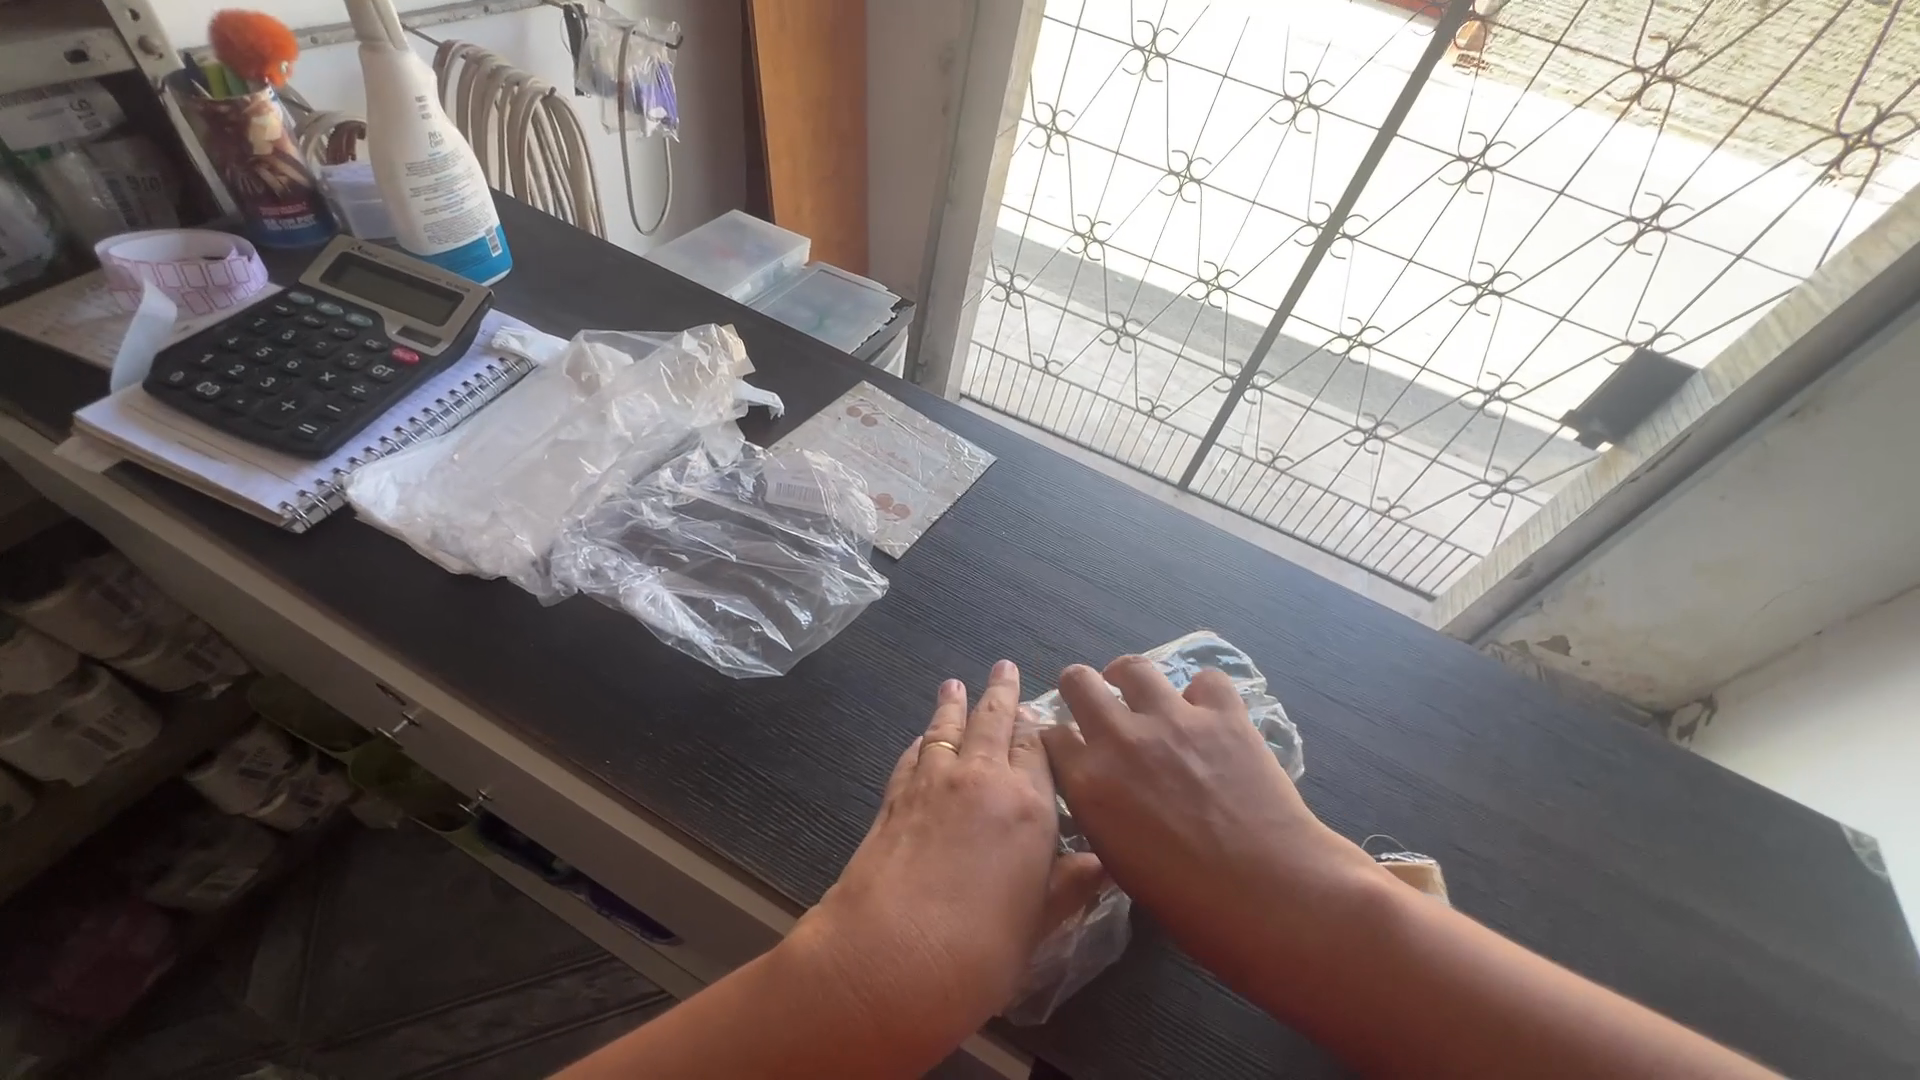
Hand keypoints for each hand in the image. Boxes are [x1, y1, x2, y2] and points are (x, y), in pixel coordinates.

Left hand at [791, 661, 1104, 1050]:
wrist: (890, 957)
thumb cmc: (981, 951)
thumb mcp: (1039, 925)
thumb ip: (1068, 887)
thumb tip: (1099, 865)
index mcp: (1029, 806)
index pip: (1039, 750)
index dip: (1041, 729)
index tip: (1042, 713)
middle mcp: (983, 779)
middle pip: (994, 722)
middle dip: (1002, 692)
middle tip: (1004, 666)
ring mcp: (934, 783)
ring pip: (948, 727)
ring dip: (954, 703)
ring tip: (955, 683)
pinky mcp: (895, 796)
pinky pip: (915, 754)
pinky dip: (923, 740)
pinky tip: (924, 737)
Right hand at [1040, 657, 1386, 991]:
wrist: (1270, 895)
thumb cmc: (1188, 902)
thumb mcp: (1117, 860)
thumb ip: (1098, 812)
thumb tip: (1099, 790)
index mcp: (1090, 781)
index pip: (1051, 736)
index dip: (1059, 740)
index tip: (1069, 747)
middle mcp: (1122, 738)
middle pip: (1078, 681)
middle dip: (1078, 689)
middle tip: (1095, 705)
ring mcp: (1174, 719)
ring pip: (1134, 667)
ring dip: (1130, 679)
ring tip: (1141, 694)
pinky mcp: (1224, 714)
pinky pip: (1205, 680)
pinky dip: (1202, 693)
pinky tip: (1207, 714)